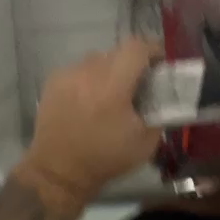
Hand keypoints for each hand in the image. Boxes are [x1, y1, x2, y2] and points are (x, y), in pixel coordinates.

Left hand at [17, 37, 159, 205]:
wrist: (58, 172)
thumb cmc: (105, 158)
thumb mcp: (146, 143)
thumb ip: (160, 113)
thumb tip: (165, 97)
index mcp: (113, 85)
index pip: (137, 47)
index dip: (153, 50)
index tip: (160, 64)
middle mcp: (89, 72)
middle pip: (118, 52)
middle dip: (132, 64)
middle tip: (138, 84)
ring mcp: (68, 74)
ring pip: (97, 60)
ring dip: (109, 71)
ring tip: (111, 94)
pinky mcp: (54, 81)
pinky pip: (79, 70)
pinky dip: (89, 79)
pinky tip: (89, 100)